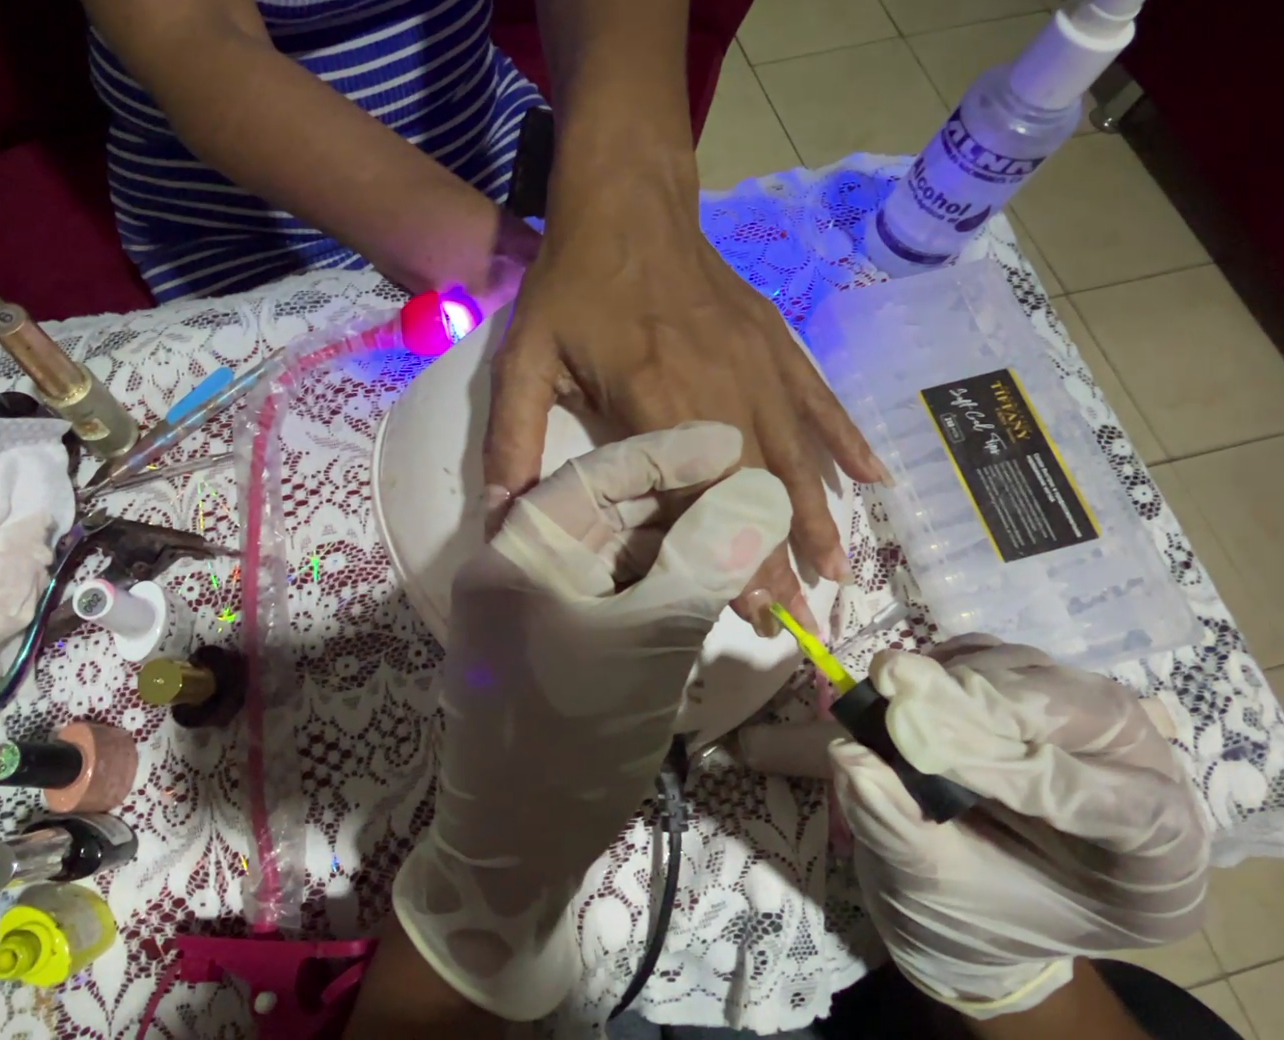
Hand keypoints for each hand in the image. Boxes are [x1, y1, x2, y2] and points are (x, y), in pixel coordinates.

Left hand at [394, 422, 789, 1019]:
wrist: (524, 842)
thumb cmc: (572, 735)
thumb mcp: (646, 641)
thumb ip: (704, 561)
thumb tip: (764, 490)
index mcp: (519, 548)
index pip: (597, 474)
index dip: (669, 453)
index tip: (738, 440)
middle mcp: (526, 563)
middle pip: (613, 508)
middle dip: (687, 503)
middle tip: (760, 496)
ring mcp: (545, 602)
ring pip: (625, 551)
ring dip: (688, 549)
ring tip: (756, 547)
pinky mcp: (569, 636)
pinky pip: (625, 591)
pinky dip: (672, 587)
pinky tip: (721, 589)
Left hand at [482, 200, 884, 634]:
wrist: (627, 204)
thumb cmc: (571, 286)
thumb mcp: (524, 361)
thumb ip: (511, 441)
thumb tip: (503, 520)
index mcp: (658, 400)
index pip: (697, 499)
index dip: (721, 559)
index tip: (744, 612)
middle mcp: (723, 389)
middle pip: (755, 489)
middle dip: (776, 560)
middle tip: (800, 622)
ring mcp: (759, 364)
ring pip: (795, 456)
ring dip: (815, 519)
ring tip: (835, 575)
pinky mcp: (776, 343)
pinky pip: (819, 400)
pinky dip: (845, 442)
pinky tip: (874, 480)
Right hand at [834, 636, 1209, 1018]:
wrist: (958, 910)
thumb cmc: (959, 918)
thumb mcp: (927, 893)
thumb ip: (893, 826)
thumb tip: (850, 756)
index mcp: (1156, 872)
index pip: (1124, 803)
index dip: (1020, 766)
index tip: (921, 742)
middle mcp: (1147, 787)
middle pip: (1097, 715)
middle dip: (994, 700)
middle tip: (901, 684)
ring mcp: (1093, 733)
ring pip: (1050, 676)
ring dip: (967, 676)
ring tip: (895, 687)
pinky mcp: (1035, 698)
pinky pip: (1005, 658)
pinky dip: (953, 662)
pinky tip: (910, 683)